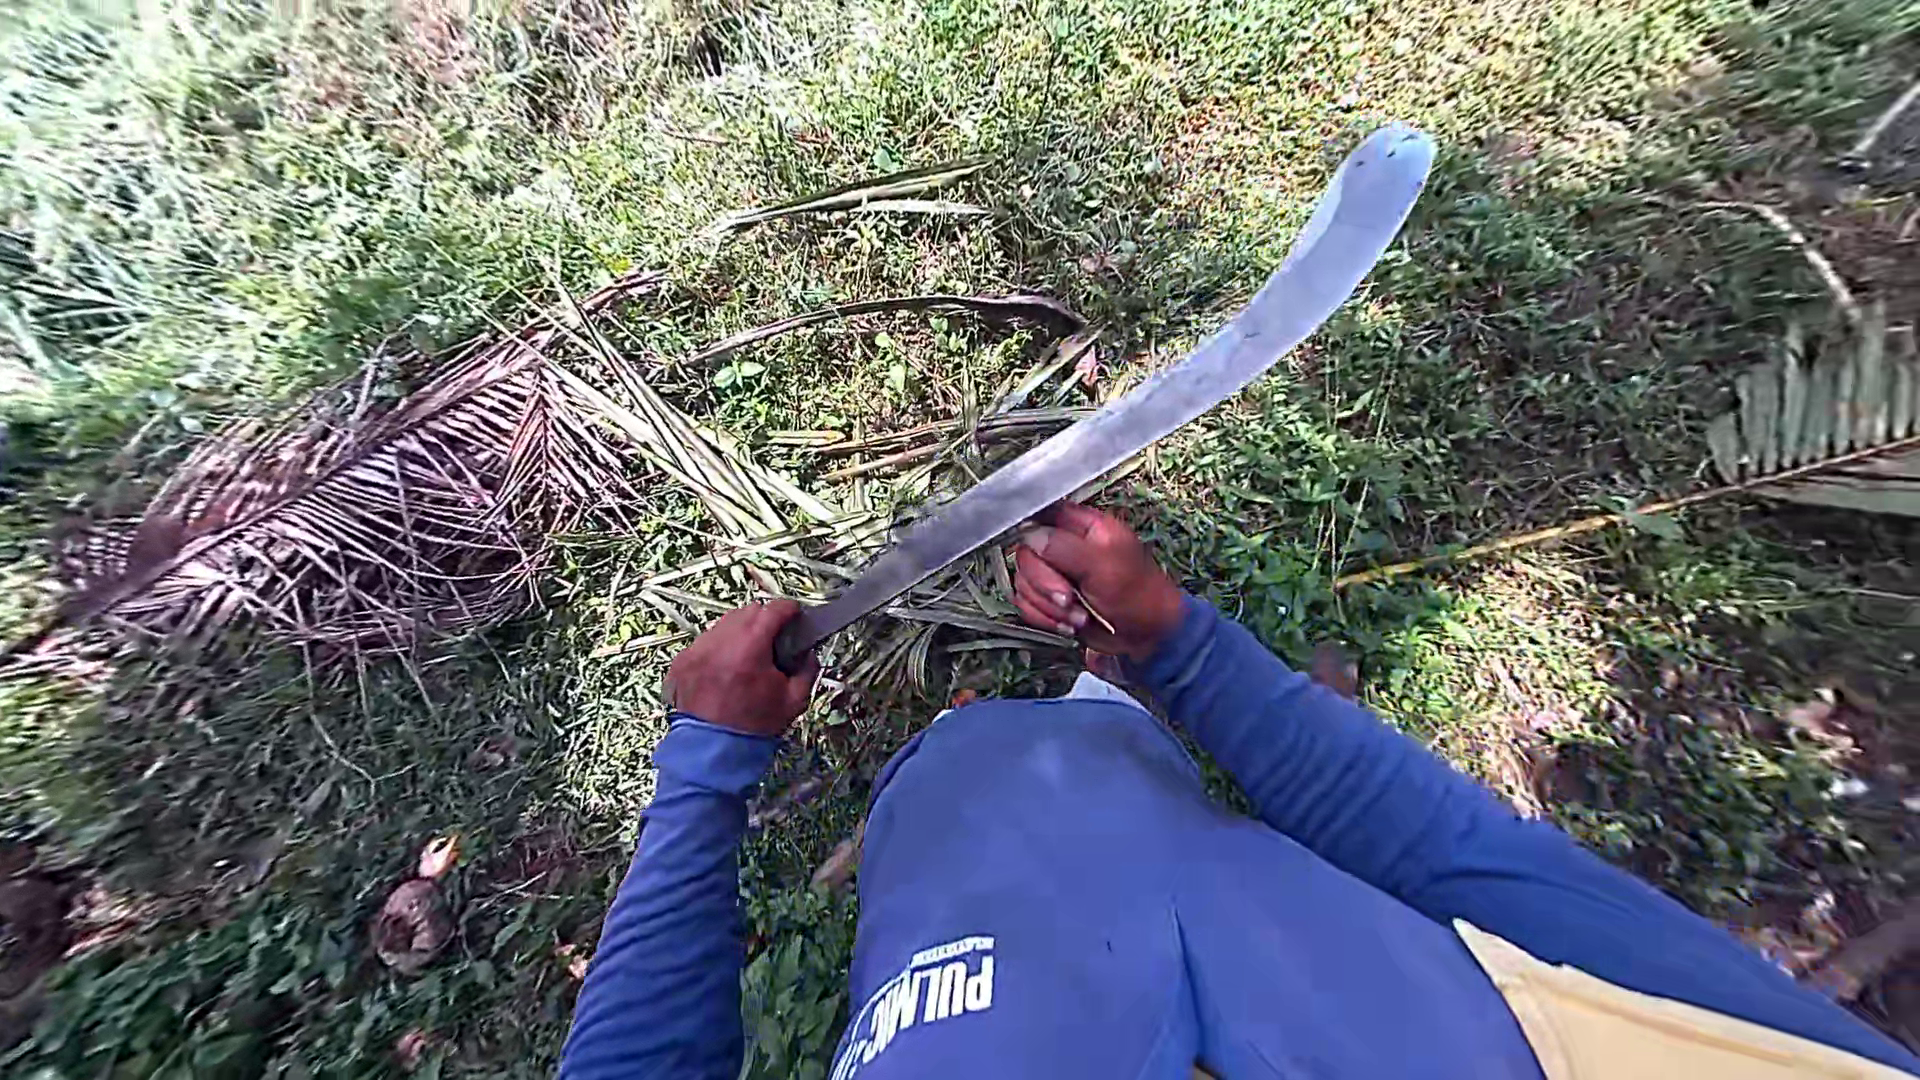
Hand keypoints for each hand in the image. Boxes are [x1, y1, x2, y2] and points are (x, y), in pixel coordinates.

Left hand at [666, 599, 819, 737]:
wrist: (712, 753)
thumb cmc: (755, 726)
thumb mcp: (795, 700)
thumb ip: (808, 669)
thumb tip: (808, 652)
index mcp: (749, 648)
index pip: (772, 610)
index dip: (789, 609)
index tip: (795, 614)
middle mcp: (719, 643)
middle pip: (748, 611)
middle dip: (765, 619)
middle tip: (774, 637)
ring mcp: (696, 651)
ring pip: (725, 623)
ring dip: (741, 630)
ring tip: (749, 651)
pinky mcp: (681, 662)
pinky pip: (705, 641)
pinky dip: (719, 646)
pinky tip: (727, 666)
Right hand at [1011, 502, 1185, 661]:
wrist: (1147, 639)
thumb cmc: (1139, 598)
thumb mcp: (1105, 567)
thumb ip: (1064, 547)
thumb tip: (1030, 536)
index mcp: (1084, 527)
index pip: (1041, 516)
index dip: (1033, 534)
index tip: (1041, 557)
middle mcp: (1065, 546)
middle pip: (1026, 554)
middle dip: (1044, 583)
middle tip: (1068, 598)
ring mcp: (1056, 574)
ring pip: (1023, 581)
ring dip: (1047, 605)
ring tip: (1078, 616)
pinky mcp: (1049, 599)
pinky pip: (1025, 603)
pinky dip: (1044, 618)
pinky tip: (1068, 624)